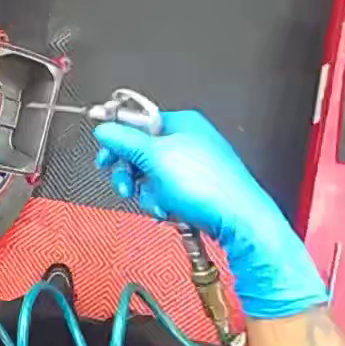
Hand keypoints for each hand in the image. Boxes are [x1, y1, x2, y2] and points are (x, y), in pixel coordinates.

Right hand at [93, 111, 325, 318]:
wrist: (239, 222)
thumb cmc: (210, 187)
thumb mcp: (156, 158)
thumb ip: (125, 141)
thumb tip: (105, 129)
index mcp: (181, 123)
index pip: (137, 123)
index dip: (118, 141)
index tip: (105, 156)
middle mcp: (188, 141)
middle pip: (141, 152)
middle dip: (131, 174)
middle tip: (127, 186)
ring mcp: (193, 166)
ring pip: (151, 177)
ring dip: (148, 193)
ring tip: (159, 202)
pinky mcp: (196, 189)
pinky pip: (166, 192)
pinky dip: (162, 203)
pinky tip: (170, 210)